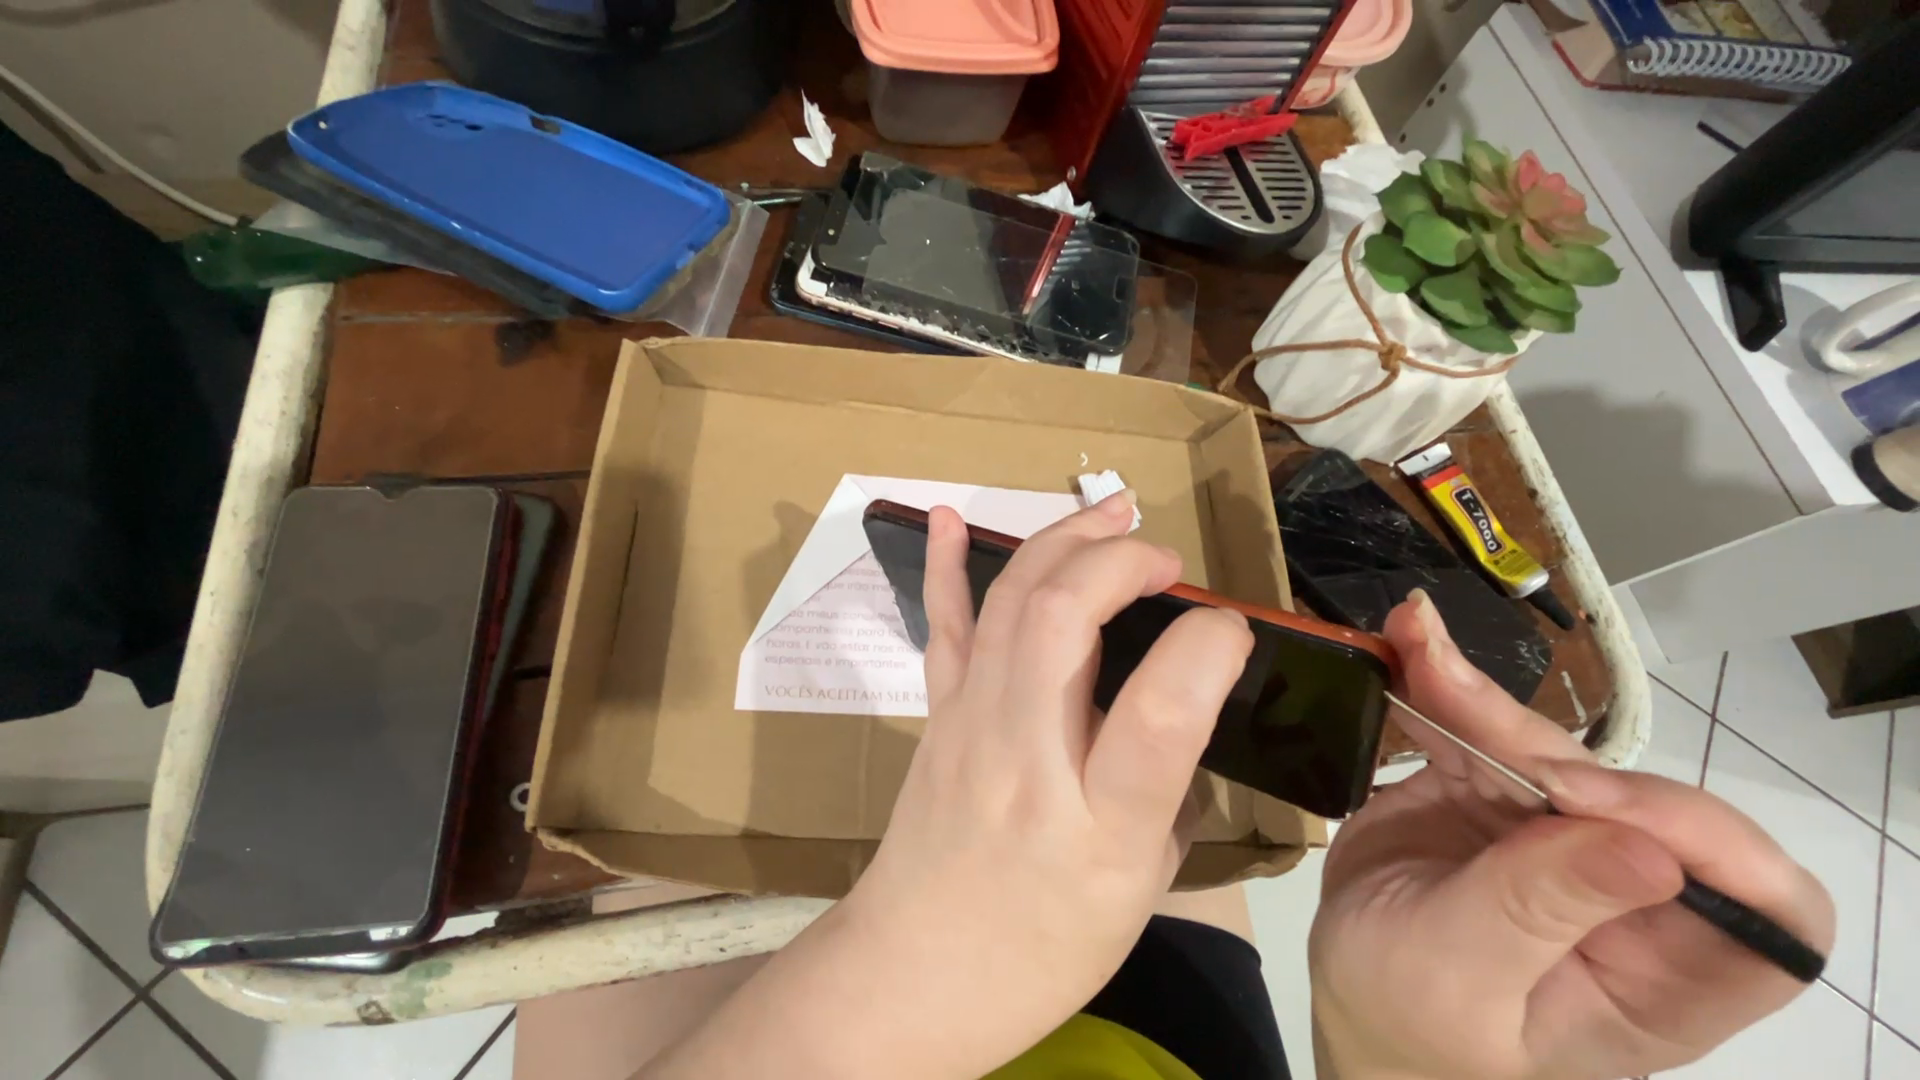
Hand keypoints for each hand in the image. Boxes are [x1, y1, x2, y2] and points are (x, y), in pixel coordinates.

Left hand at [832, 493, 1255, 1077]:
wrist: (917, 969)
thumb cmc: (1044, 946)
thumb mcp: (1141, 889)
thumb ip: (1167, 789)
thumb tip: (1181, 702)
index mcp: (1100, 823)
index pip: (1159, 712)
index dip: (1208, 647)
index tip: (1229, 629)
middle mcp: (1027, 757)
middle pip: (1064, 622)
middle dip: (1120, 563)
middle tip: (1163, 561)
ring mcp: (970, 723)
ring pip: (1008, 605)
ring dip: (1061, 543)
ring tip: (1109, 512)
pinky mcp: (938, 712)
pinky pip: (942, 627)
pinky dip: (944, 565)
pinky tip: (946, 515)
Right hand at [1309, 592, 1834, 1079]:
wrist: (1350, 991)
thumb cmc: (1410, 1016)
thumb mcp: (1462, 979)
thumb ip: (1534, 913)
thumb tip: (1647, 852)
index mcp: (1664, 971)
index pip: (1760, 903)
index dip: (1698, 835)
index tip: (1574, 796)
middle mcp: (1627, 891)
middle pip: (1626, 797)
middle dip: (1538, 739)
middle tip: (1447, 688)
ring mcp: (1552, 836)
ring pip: (1540, 748)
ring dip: (1474, 691)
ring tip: (1414, 632)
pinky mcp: (1486, 797)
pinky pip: (1472, 733)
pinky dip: (1437, 686)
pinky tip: (1410, 643)